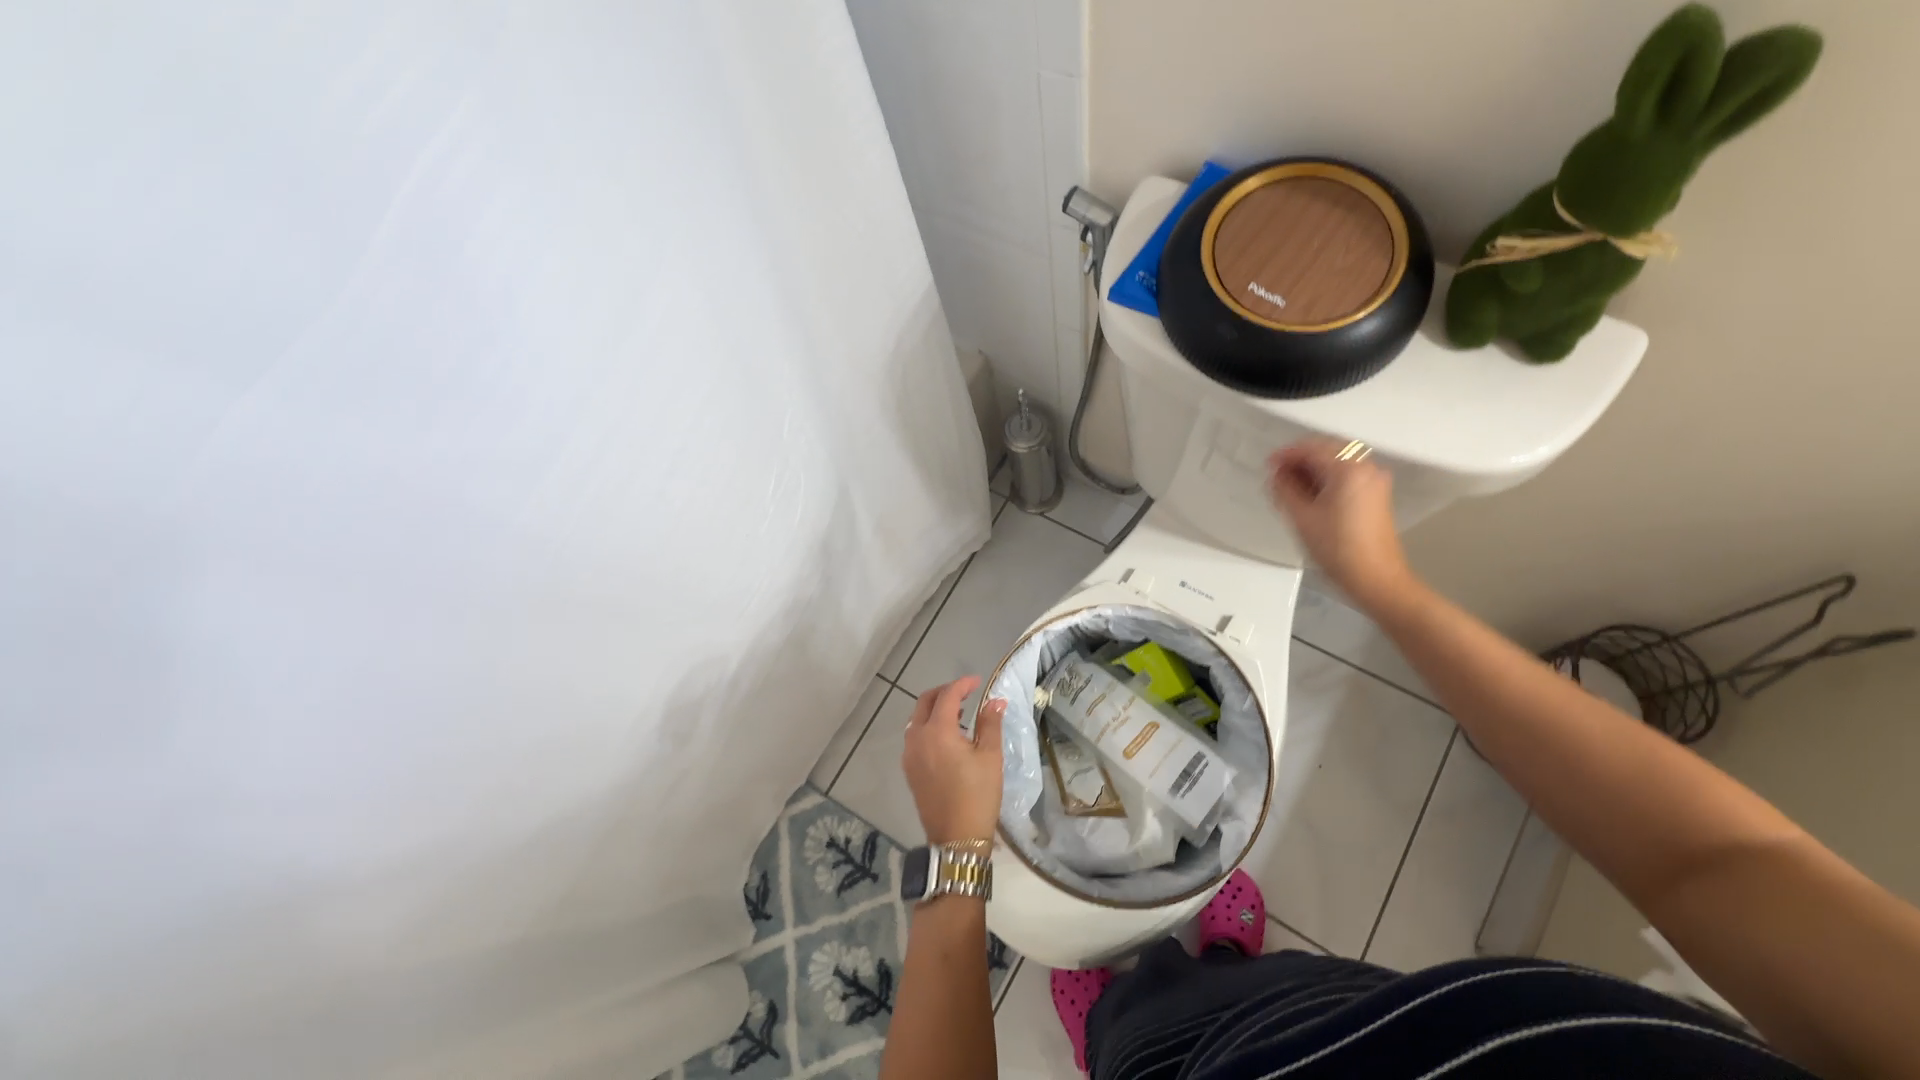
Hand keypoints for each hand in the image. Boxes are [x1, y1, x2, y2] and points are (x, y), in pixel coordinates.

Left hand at [901, 677, 1005, 845]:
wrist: (957, 838)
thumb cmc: (978, 795)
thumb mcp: (990, 757)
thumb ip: (990, 724)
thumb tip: (995, 701)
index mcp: (937, 732)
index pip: (947, 696)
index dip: (963, 685)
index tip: (978, 682)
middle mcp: (917, 738)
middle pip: (925, 702)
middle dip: (944, 693)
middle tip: (966, 693)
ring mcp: (909, 755)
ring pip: (917, 719)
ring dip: (935, 710)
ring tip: (959, 714)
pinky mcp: (909, 770)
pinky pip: (915, 737)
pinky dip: (929, 727)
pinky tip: (948, 738)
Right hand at [1268, 438, 1413, 611]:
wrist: (1376, 579)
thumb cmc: (1338, 549)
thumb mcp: (1301, 517)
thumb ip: (1284, 489)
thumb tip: (1277, 475)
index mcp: (1348, 469)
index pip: (1312, 449)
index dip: (1286, 454)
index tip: (1269, 465)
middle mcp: (1367, 469)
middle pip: (1328, 451)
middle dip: (1300, 460)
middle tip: (1278, 476)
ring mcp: (1375, 482)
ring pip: (1338, 463)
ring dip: (1314, 470)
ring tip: (1291, 488)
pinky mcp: (1377, 496)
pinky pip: (1348, 476)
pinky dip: (1328, 479)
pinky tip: (1311, 496)